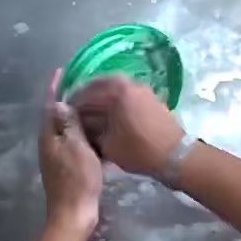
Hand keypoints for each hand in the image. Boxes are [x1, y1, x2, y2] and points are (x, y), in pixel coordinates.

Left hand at [39, 69, 101, 233]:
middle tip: (83, 86)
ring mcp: (57, 157)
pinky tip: (99, 135)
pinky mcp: (67, 168)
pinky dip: (86, 137)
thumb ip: (69, 125)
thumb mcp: (76, 147)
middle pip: (57, 117)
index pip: (50, 106)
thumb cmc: (77, 179)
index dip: (55, 88)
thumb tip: (60, 103)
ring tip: (95, 106)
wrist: (74, 215)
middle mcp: (49, 144)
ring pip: (68, 131)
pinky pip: (76, 145)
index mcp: (49, 136)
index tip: (61, 71)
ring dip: (78, 119)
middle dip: (68, 101)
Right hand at [69, 74, 185, 176]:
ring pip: (111, 91)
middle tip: (75, 116)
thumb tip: (74, 121)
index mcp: (116, 89)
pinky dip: (113, 104)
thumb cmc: (139, 150)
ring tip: (91, 119)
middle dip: (85, 101)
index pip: (84, 92)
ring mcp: (141, 88)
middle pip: (98, 87)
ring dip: (99, 102)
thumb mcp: (106, 144)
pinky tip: (108, 119)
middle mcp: (128, 83)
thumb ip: (87, 129)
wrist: (177, 157)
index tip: (64, 116)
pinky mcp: (149, 97)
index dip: (72, 105)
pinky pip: (124, 95)